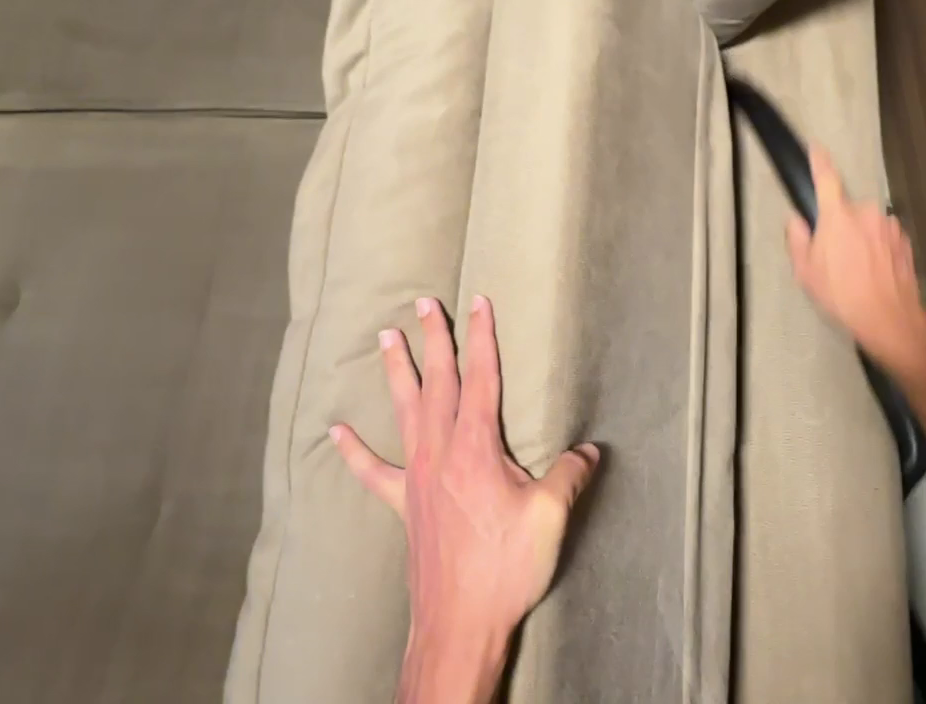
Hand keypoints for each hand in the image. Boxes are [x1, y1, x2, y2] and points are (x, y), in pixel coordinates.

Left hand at [330, 295, 600, 702]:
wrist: (459, 623)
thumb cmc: (505, 568)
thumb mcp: (550, 516)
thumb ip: (570, 474)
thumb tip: (590, 450)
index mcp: (477, 447)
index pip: (481, 378)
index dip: (481, 337)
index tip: (478, 303)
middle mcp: (441, 452)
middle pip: (438, 382)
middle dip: (434, 339)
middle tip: (424, 303)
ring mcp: (417, 477)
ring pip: (406, 411)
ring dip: (398, 372)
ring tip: (387, 338)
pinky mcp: (404, 505)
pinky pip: (373, 472)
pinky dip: (354, 450)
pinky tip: (336, 432)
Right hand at [786, 146, 925, 380]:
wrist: (890, 318)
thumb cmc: (841, 294)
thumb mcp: (805, 272)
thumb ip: (798, 239)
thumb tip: (798, 220)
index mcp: (838, 216)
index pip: (826, 178)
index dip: (819, 160)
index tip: (815, 147)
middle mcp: (866, 212)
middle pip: (846, 209)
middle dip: (839, 225)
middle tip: (833, 255)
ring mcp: (889, 225)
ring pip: (866, 223)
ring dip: (860, 237)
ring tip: (856, 269)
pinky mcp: (904, 240)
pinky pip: (882, 236)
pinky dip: (876, 248)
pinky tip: (874, 272)